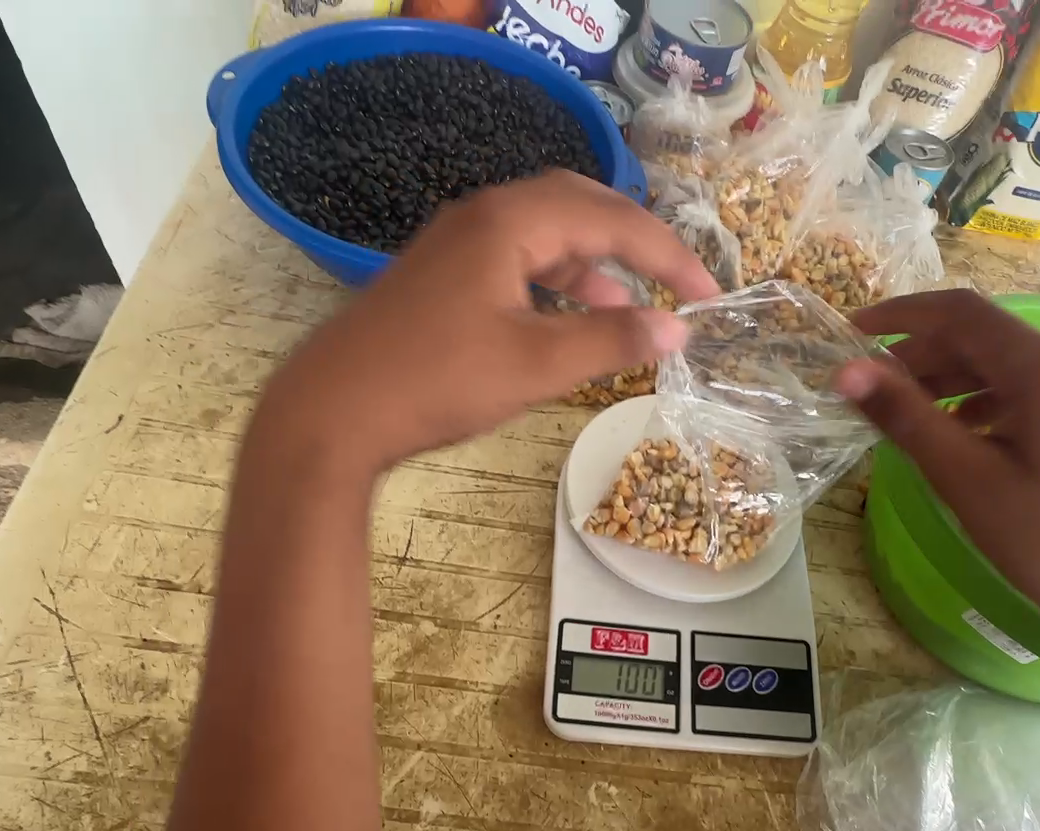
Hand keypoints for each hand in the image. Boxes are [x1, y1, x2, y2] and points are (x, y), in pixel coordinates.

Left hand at [262, 171, 720, 474]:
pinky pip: (512, 263)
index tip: (708, 294)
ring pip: (541, 237)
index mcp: (509, 221)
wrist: (331, 412)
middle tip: (672, 282)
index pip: (611, 219)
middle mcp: (480, 216)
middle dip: (631, 246)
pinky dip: (550, 286)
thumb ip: (610, 339)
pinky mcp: (437, 278)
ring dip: (590, 267)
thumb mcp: (535, 365)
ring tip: (624, 309)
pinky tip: (560, 320)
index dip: (668, 256)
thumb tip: (676, 329)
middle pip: (576, 208)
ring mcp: (453, 245)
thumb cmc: (437, 382)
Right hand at [834, 290, 1039, 637]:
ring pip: (1003, 364)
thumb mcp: (965, 478)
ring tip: (901, 414)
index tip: (848, 332)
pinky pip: (1024, 390)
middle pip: (983, 336)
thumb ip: (904, 416)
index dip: (899, 315)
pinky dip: (978, 401)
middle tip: (868, 389)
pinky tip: (954, 433)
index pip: (962, 313)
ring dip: (946, 379)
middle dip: (919, 353)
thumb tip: (845, 371)